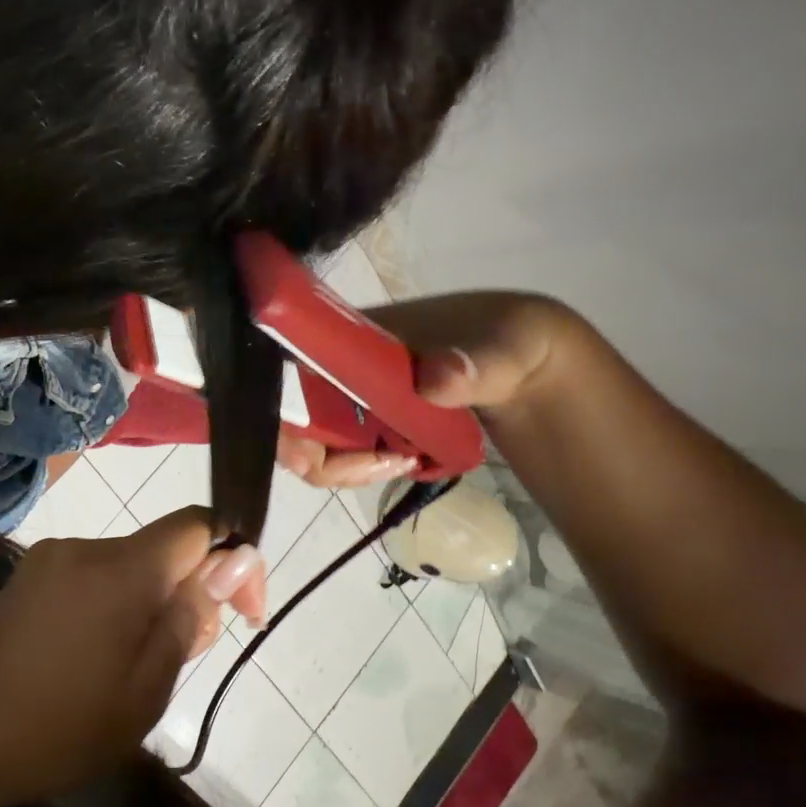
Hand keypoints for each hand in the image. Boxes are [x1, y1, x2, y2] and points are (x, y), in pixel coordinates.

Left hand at [0, 508, 264, 804]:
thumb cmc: (71, 723)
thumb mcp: (151, 684)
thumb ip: (193, 614)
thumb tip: (236, 558)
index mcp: (119, 570)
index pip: (195, 526)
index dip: (230, 559)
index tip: (240, 611)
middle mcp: (82, 547)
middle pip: (158, 548)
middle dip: (184, 592)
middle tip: (175, 658)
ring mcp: (49, 557)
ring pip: (124, 563)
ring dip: (144, 600)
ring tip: (129, 664)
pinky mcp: (27, 573)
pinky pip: (89, 573)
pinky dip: (109, 601)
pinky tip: (95, 651)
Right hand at [277, 291, 586, 485]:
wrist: (527, 362)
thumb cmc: (510, 341)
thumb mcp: (505, 348)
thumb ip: (473, 364)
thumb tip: (433, 382)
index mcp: (340, 337)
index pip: (279, 375)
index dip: (280, 417)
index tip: (316, 452)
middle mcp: (324, 366)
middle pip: (283, 417)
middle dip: (313, 455)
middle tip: (381, 466)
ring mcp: (336, 396)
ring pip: (303, 442)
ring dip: (339, 467)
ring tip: (401, 464)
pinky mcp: (352, 421)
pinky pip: (328, 453)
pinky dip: (353, 469)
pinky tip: (400, 463)